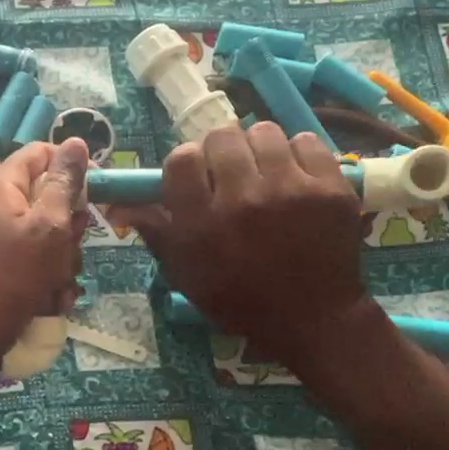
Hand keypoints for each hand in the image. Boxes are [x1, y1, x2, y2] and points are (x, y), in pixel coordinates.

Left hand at [0, 138, 87, 365]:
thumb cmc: (13, 276)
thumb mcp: (48, 225)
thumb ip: (64, 182)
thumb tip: (75, 141)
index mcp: (3, 187)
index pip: (41, 153)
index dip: (71, 166)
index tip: (94, 190)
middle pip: (50, 200)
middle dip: (70, 229)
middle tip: (69, 248)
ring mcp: (0, 241)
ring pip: (50, 239)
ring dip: (63, 263)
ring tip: (56, 286)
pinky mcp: (4, 270)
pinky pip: (39, 266)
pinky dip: (49, 283)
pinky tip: (49, 302)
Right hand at [109, 123, 373, 364]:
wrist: (309, 317)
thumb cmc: (238, 299)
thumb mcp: (186, 273)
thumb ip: (157, 233)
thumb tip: (119, 205)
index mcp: (200, 225)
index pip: (182, 158)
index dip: (187, 163)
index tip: (196, 176)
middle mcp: (241, 201)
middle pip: (222, 137)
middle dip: (221, 151)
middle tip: (230, 172)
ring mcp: (289, 191)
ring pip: (264, 132)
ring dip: (258, 148)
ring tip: (264, 172)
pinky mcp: (329, 187)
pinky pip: (307, 142)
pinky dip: (297, 155)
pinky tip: (294, 178)